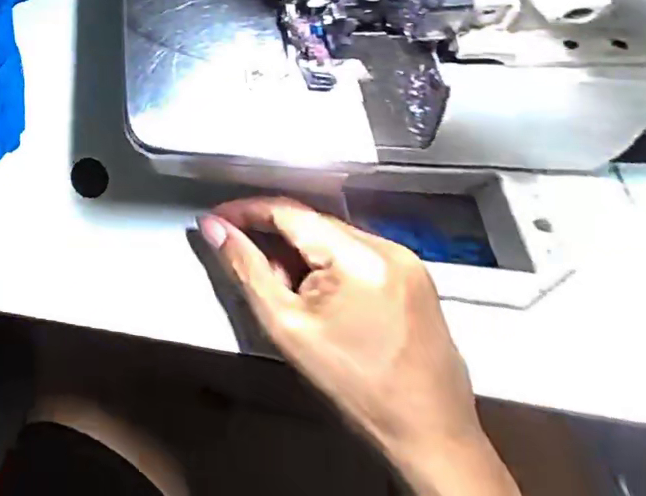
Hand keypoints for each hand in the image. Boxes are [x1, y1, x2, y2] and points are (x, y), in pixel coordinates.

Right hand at [199, 198, 506, 492]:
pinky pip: (357, 250)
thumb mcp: (288, 328)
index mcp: (357, 257)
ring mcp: (405, 256)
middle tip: (246, 261)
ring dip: (301, 250)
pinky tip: (320, 296)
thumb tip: (215, 229)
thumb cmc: (357, 389)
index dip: (247, 211)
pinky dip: (329, 262)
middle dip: (274, 237)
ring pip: (332, 236)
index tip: (218, 220)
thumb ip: (247, 269)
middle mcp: (386, 245)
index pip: (289, 212)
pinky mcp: (414, 271)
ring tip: (286, 290)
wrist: (430, 434)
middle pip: (311, 222)